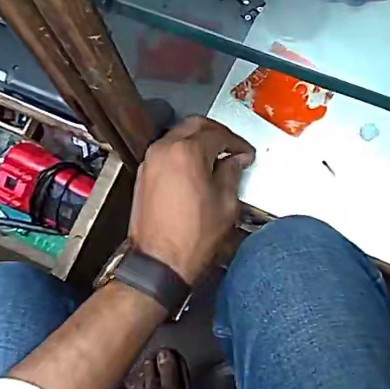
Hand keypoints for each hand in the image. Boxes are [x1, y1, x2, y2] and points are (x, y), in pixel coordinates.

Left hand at [129, 117, 253, 285]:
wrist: (159, 263)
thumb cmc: (190, 239)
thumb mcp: (226, 204)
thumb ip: (232, 173)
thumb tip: (235, 161)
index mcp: (187, 152)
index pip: (218, 134)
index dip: (237, 142)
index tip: (245, 153)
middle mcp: (164, 150)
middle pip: (195, 125)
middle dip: (217, 132)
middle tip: (232, 146)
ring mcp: (150, 161)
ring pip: (178, 134)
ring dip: (198, 140)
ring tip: (216, 157)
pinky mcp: (144, 175)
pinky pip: (166, 151)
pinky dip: (183, 152)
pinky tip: (197, 168)